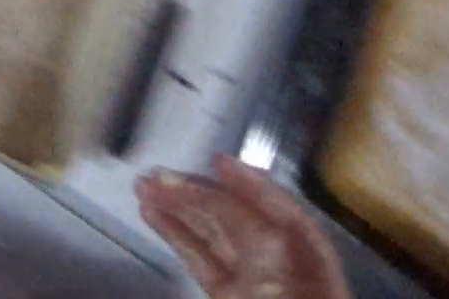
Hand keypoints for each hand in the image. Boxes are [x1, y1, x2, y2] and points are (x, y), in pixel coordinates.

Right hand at [136, 157, 350, 298]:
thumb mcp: (263, 276)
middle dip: (198, 193)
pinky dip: (178, 236)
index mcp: (306, 268)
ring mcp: (257, 288)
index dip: (254, 185)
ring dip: (180, 209)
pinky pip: (204, 261)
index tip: (217, 161)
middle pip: (242, 220)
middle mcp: (284, 271)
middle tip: (155, 176)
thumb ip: (235, 237)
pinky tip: (152, 216)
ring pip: (217, 237)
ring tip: (142, 188)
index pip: (283, 215)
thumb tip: (218, 189)